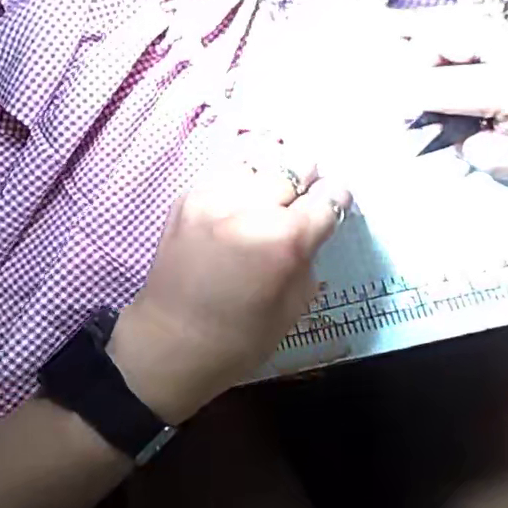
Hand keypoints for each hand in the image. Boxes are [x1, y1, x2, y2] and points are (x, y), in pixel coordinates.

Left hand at [108, 161, 350, 423]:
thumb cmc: (241, 339)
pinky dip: (243, 182)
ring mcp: (213, 197)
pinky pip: (228, 172)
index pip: (327, 198)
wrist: (170, 344)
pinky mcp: (188, 197)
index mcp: (283, 239)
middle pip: (294, 170)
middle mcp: (249, 207)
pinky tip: (244, 201)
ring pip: (260, 163)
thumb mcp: (295, 304)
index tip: (336, 202)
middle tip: (305, 198)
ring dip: (273, 177)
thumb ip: (309, 254)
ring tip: (273, 196)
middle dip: (306, 182)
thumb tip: (315, 225)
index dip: (337, 199)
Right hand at [406, 0, 507, 217]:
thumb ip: (477, 142)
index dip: (412, 86)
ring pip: (500, 13)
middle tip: (401, 42)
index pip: (444, 81)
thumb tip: (450, 120)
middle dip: (427, 39)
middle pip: (462, 26)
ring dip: (476, 33)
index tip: (393, 87)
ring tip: (466, 51)